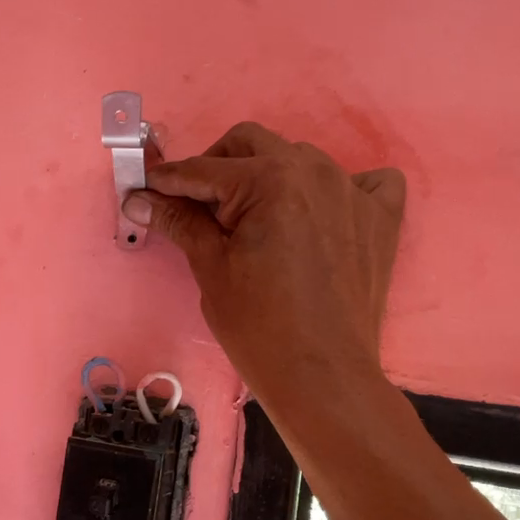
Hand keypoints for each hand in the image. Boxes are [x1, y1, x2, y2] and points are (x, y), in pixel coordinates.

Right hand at [122, 121, 405, 405]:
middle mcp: (315, 170)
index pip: (203, 169)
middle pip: (250, 144)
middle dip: (214, 167)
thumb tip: (138, 199)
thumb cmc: (256, 325)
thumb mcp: (209, 268)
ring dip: (267, 176)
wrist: (322, 375)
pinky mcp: (381, 216)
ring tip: (252, 221)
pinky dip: (337, 189)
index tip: (142, 190)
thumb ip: (178, 221)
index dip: (166, 180)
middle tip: (195, 207)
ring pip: (299, 158)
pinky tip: (320, 217)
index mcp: (269, 180)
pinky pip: (364, 180)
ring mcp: (354, 190)